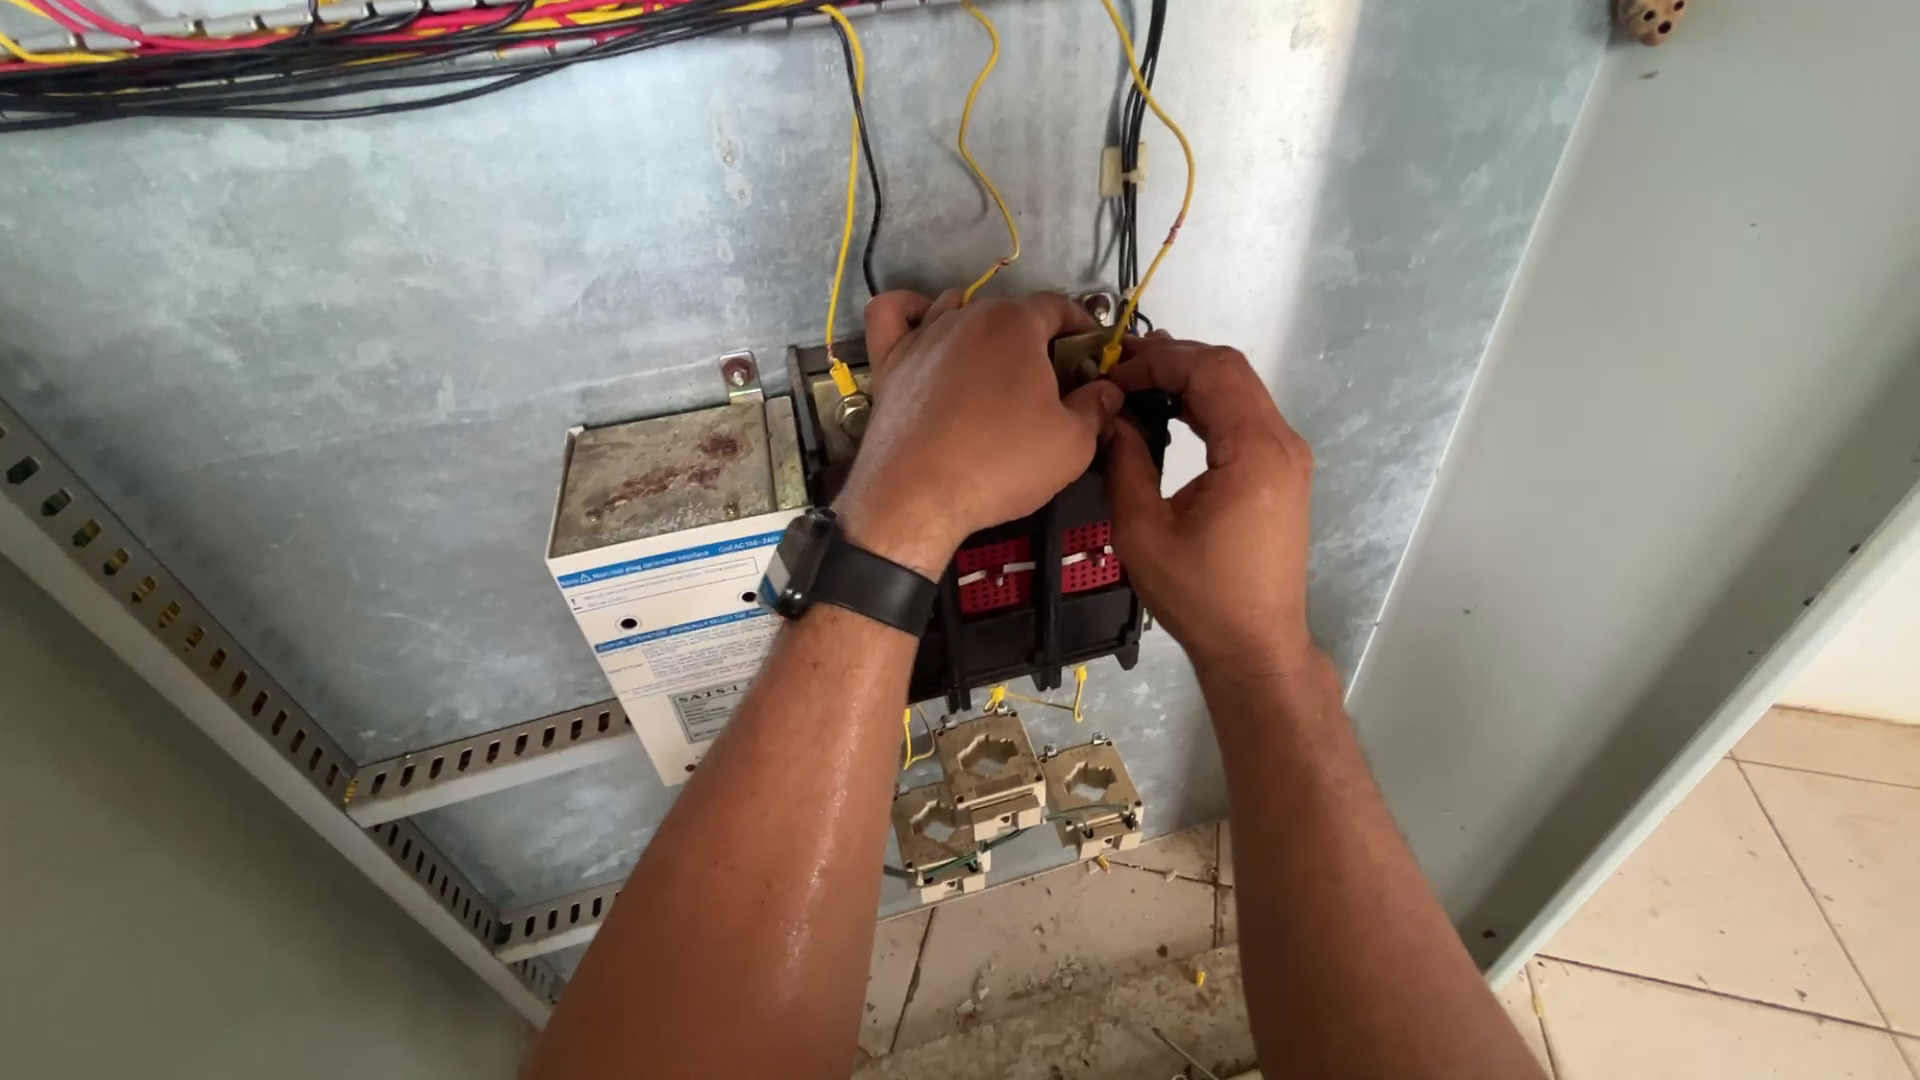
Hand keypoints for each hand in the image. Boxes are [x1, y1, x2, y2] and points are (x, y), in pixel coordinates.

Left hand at [834, 290, 1122, 577]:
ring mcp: (922, 335)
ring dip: (980, 328)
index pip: (1058, 307)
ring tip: (991, 367)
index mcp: (1016, 325)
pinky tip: (922, 327)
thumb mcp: (1071, 444)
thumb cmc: (999, 465)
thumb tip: (1107, 390)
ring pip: (956, 308)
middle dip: (1034, 337)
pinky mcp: (887, 360)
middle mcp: (968, 316)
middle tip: (1047, 382)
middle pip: (1008, 312)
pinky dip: (909, 311)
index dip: (1080, 327)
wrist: (916, 496)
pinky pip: (891, 314)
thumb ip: (1096, 408)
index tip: (1090, 353)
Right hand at [1105, 333, 1318, 679]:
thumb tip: (1110, 416)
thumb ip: (1125, 462)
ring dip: (1190, 379)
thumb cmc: (1197, 595)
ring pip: (1239, 389)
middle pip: (1231, 370)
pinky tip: (1170, 412)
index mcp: (1255, 454)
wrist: (1253, 643)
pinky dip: (1206, 405)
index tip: (1113, 375)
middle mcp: (1283, 444)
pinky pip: (1244, 417)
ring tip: (1138, 383)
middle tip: (1121, 367)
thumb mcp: (1142, 530)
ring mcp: (1288, 457)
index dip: (1158, 362)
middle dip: (1174, 360)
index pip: (1211, 371)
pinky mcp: (1281, 472)